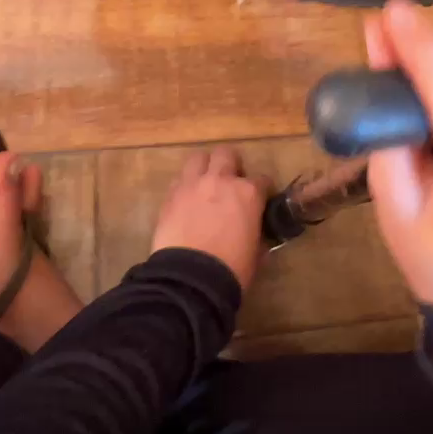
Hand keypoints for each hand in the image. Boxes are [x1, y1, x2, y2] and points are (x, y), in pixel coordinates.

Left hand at [150, 147, 268, 290]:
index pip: (262, 180)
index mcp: (248, 194)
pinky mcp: (170, 196)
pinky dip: (185, 186)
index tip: (260, 200)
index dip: (262, 190)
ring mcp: (192, 185)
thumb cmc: (231, 270)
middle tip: (230, 183)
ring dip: (204, 168)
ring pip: (198, 158)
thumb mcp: (256, 254)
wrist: (190, 279)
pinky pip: (179, 180)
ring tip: (205, 185)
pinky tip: (186, 201)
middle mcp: (220, 181)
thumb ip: (258, 236)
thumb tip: (257, 235)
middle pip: (226, 154)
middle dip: (231, 165)